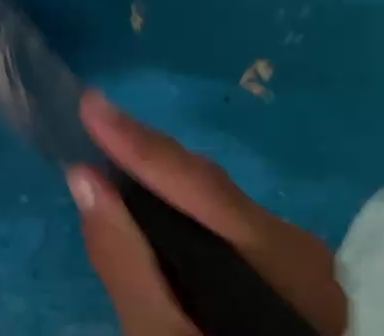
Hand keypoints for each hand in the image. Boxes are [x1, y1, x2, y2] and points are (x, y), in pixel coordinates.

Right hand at [66, 93, 348, 335]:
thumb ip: (126, 260)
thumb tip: (84, 178)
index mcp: (283, 261)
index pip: (198, 184)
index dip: (138, 141)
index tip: (88, 102)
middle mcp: (299, 250)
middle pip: (207, 187)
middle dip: (145, 158)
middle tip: (90, 131)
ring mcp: (298, 265)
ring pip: (213, 204)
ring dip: (158, 184)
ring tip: (109, 163)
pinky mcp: (286, 281)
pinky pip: (222, 227)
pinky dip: (179, 214)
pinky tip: (148, 215)